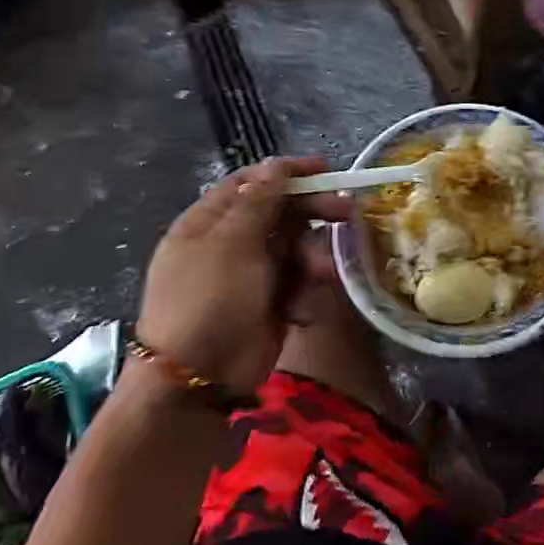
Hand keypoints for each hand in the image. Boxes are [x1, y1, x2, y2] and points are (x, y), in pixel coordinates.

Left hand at [137, 158, 351, 394]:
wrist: (198, 380)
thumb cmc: (208, 300)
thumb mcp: (231, 244)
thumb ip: (258, 203)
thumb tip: (274, 164)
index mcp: (210, 222)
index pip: (250, 184)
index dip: (286, 173)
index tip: (323, 169)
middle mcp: (230, 244)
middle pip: (278, 214)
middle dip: (311, 212)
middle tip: (346, 213)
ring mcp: (251, 276)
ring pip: (294, 250)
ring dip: (311, 258)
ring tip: (320, 274)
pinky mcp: (270, 305)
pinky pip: (296, 285)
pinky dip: (303, 294)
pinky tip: (300, 311)